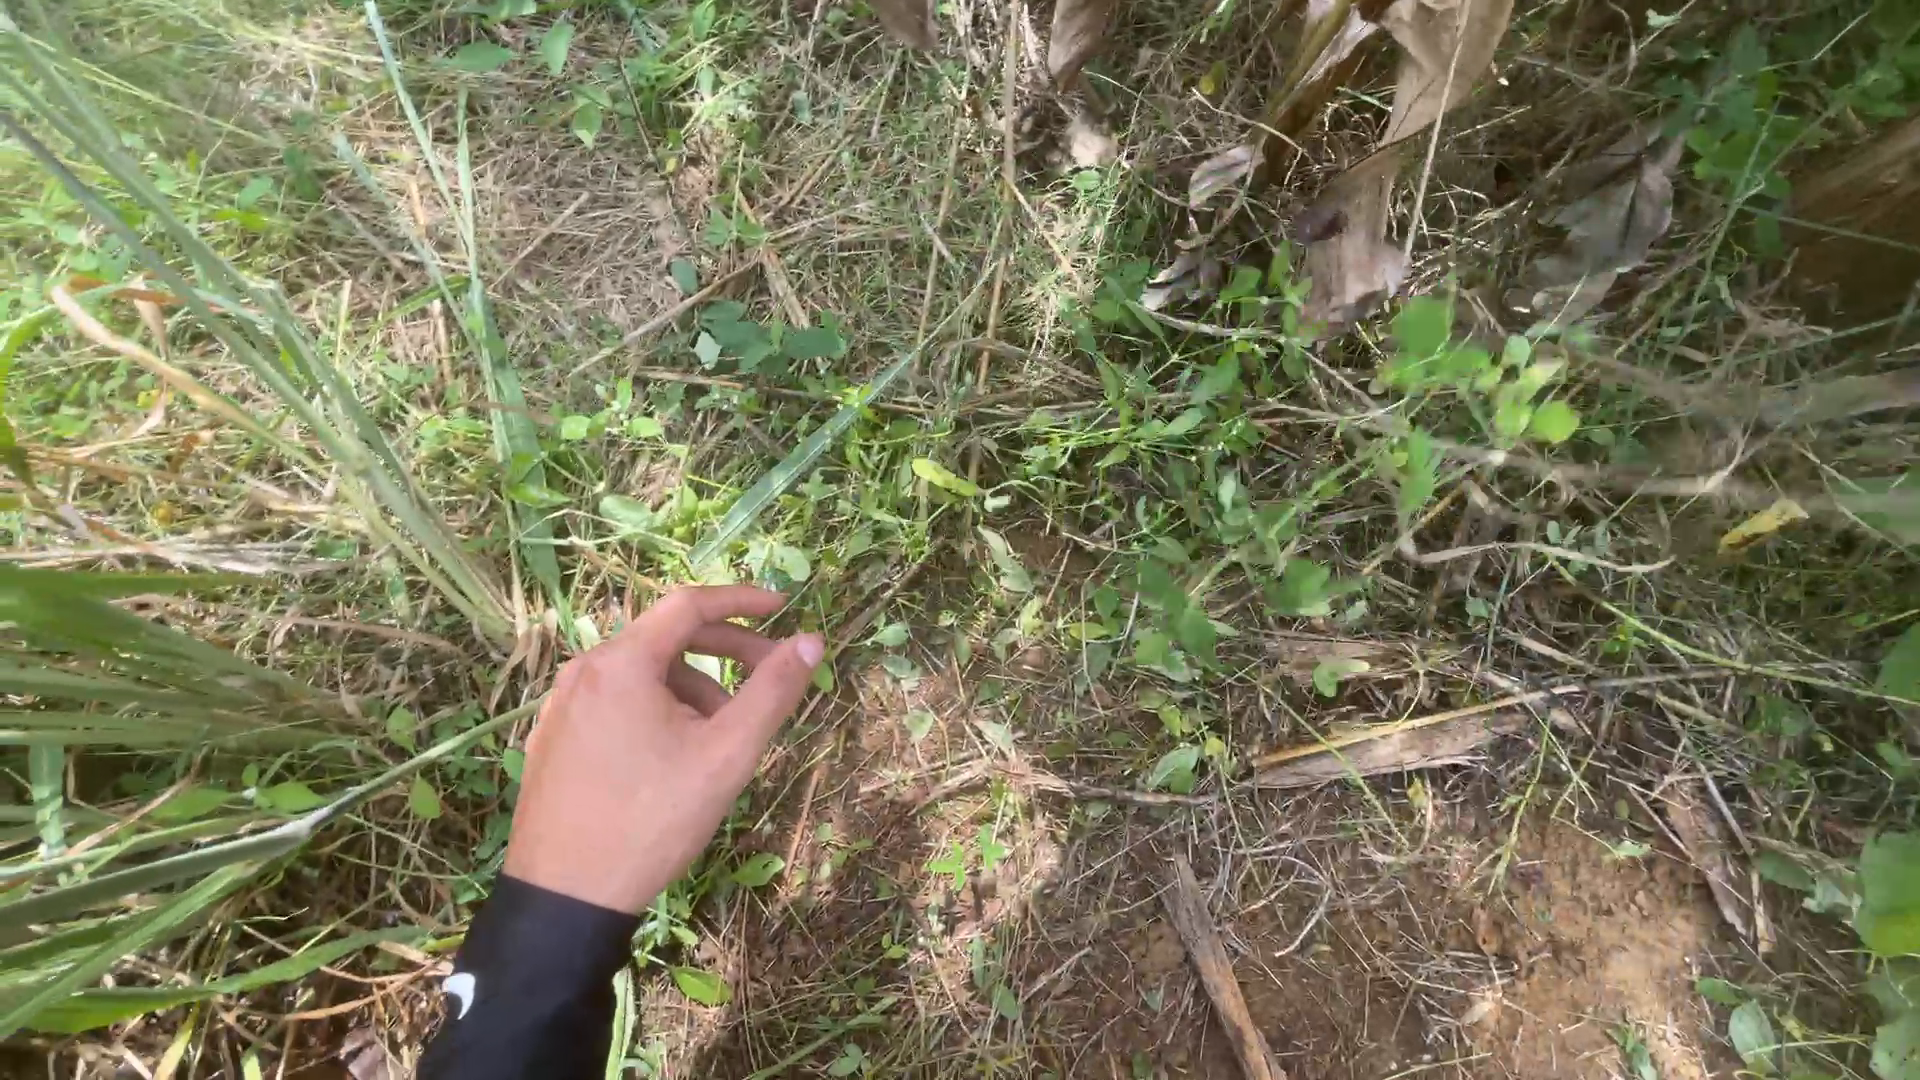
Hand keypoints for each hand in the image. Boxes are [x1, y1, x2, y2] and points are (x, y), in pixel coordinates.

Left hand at [503, 586, 823, 913]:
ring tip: (723, 734)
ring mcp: (561, 707)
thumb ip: (774, 690)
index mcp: (621, 663)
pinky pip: (618, 702)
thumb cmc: (654, 818)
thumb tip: (812, 640)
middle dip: (726, 651)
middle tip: (770, 673)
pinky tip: (677, 752)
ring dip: (694, 687)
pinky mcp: (553, 740)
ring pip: (645, 675)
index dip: (742, 600)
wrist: (564, 903)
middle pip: (668, 639)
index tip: (783, 608)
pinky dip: (660, 708)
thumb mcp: (728, 753)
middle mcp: (584, 672)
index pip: (689, 604)